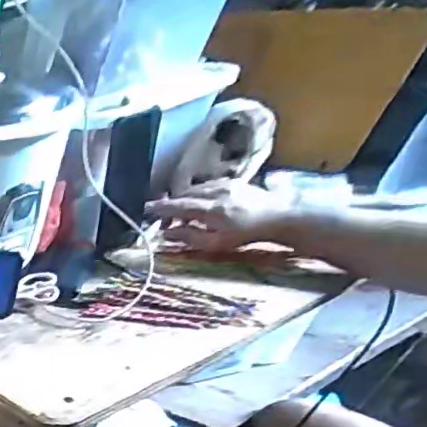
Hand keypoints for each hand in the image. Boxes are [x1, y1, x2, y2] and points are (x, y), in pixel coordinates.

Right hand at [146, 180, 294, 252]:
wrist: (280, 216)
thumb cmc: (246, 235)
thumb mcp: (215, 244)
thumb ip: (189, 238)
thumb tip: (167, 234)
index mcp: (211, 209)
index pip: (179, 205)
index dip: (161, 208)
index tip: (146, 209)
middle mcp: (217, 192)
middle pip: (185, 195)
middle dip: (171, 206)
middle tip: (164, 221)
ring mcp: (227, 184)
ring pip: (196, 189)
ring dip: (184, 200)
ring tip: (180, 215)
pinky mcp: (234, 182)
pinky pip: (207, 185)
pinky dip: (197, 194)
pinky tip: (197, 205)